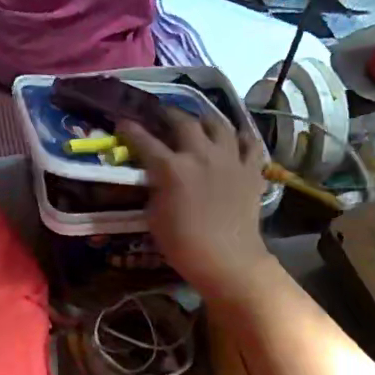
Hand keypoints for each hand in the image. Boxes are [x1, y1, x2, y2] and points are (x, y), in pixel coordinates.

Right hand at [118, 109, 275, 295]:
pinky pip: (250, 143)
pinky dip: (241, 136)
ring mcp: (230, 159)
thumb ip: (154, 190)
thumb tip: (156, 178)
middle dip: (169, 114)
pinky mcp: (251, 170)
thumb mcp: (154, 217)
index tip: (123, 122)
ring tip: (200, 120)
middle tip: (163, 115)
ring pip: (219, 124)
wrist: (228, 260)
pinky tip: (235, 138)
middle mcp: (201, 154)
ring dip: (206, 119)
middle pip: (184, 122)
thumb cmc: (184, 245)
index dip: (131, 130)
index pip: (145, 141)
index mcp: (171, 168)